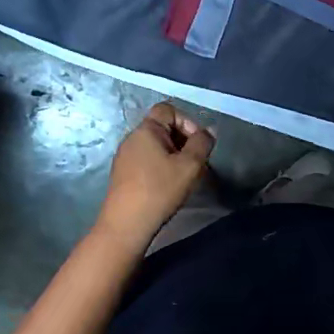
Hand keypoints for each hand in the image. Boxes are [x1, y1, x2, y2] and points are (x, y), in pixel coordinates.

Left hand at [94, 102, 215, 247]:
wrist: (126, 224)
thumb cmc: (159, 190)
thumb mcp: (189, 166)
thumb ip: (202, 143)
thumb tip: (209, 130)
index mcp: (146, 130)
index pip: (168, 109)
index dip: (188, 122)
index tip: (198, 144)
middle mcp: (132, 138)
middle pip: (163, 127)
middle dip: (184, 141)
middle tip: (196, 163)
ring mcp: (125, 156)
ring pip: (156, 146)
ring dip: (174, 156)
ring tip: (185, 176)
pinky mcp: (123, 173)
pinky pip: (147, 160)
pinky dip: (161, 166)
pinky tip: (168, 186)